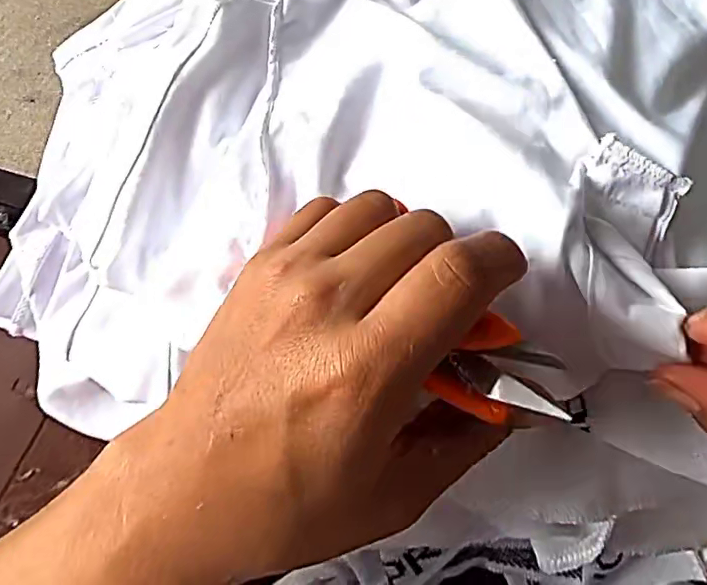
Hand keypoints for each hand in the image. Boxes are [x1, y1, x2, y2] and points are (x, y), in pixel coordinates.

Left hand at [0, 192, 527, 584]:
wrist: (182, 488)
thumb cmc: (292, 502)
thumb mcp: (400, 491)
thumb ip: (474, 434)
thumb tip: (523, 395)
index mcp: (367, 371)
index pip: (457, 273)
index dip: (499, 258)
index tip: (505, 272)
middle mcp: (327, 308)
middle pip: (428, 228)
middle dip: (456, 255)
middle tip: (446, 298)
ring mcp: (288, 275)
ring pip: (384, 206)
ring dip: (407, 236)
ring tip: (397, 280)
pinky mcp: (263, 261)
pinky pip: (334, 205)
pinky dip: (359, 225)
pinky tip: (352, 267)